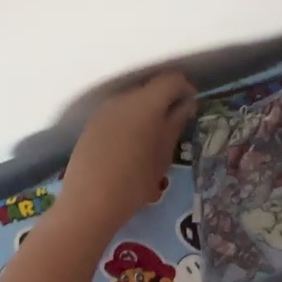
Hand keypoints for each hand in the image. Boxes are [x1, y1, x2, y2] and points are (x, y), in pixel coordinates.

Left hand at [58, 72, 196, 232]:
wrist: (89, 202)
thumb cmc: (135, 181)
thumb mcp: (163, 155)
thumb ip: (176, 124)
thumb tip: (186, 105)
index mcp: (145, 102)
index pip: (172, 80)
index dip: (186, 89)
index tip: (192, 108)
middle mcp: (122, 99)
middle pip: (150, 89)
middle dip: (166, 101)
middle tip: (176, 126)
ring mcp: (103, 111)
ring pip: (132, 102)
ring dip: (146, 113)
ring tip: (153, 140)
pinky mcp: (91, 126)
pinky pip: (117, 115)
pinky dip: (129, 122)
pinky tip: (131, 149)